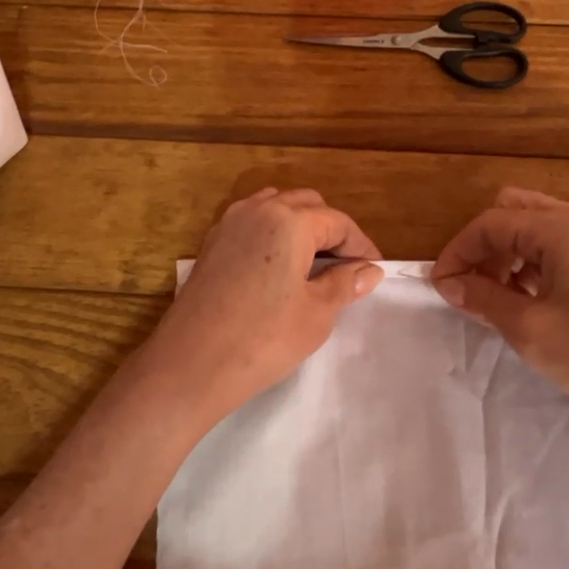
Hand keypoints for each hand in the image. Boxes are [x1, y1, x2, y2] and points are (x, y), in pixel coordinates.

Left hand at [142, 188, 384, 420]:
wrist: (193, 362)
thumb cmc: (264, 339)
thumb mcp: (317, 313)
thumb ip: (346, 283)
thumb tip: (369, 270)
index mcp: (288, 220)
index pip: (337, 222)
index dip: (360, 245)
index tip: (375, 270)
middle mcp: (257, 210)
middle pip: (306, 205)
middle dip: (332, 231)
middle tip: (348, 268)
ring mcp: (229, 224)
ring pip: (276, 208)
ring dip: (301, 228)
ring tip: (316, 266)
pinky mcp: (211, 244)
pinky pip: (252, 223)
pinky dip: (274, 235)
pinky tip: (280, 268)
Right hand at [430, 187, 568, 438]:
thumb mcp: (529, 329)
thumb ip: (482, 298)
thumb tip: (449, 284)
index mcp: (563, 228)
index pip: (491, 223)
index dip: (458, 252)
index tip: (440, 285)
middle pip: (513, 211)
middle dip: (483, 246)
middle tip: (470, 286)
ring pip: (535, 225)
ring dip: (507, 253)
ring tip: (496, 296)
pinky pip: (558, 241)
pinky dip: (533, 260)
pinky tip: (528, 297)